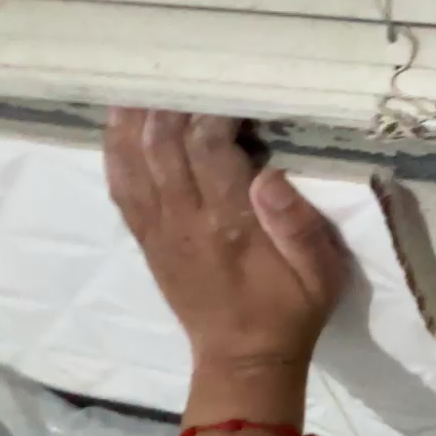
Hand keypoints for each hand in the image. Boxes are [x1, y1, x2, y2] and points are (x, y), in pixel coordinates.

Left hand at [104, 109, 346, 415]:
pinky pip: (121, 189)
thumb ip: (299, 225)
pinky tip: (119, 125)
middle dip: (171, 105)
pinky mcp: (147, 242)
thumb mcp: (321, 274)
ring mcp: (160, 231)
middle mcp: (186, 221)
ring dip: (133, 120)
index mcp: (232, 225)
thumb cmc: (291, 310)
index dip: (214, 114)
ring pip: (132, 163)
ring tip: (143, 84)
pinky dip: (114, 152)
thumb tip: (271, 174)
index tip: (233, 96)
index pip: (208, 149)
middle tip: (186, 77)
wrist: (244, 359)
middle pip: (161, 146)